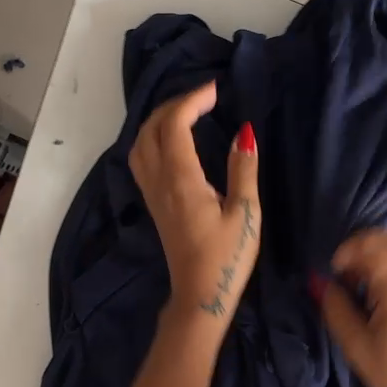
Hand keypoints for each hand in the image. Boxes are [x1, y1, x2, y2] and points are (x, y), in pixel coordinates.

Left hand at [129, 82, 260, 331]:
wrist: (200, 296)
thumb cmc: (227, 258)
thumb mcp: (246, 214)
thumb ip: (243, 170)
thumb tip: (244, 133)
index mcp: (181, 179)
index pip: (176, 124)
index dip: (193, 100)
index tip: (216, 90)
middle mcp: (160, 181)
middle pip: (152, 128)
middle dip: (175, 104)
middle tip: (204, 98)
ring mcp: (153, 194)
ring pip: (140, 143)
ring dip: (159, 120)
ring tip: (186, 113)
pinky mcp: (154, 205)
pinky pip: (142, 159)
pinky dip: (153, 138)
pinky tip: (172, 142)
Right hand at [319, 230, 386, 386]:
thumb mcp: (355, 344)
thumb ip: (336, 307)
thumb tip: (321, 281)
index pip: (370, 247)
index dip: (346, 253)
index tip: (333, 274)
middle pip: (386, 240)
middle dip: (359, 250)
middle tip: (344, 276)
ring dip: (374, 254)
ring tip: (358, 281)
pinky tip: (376, 288)